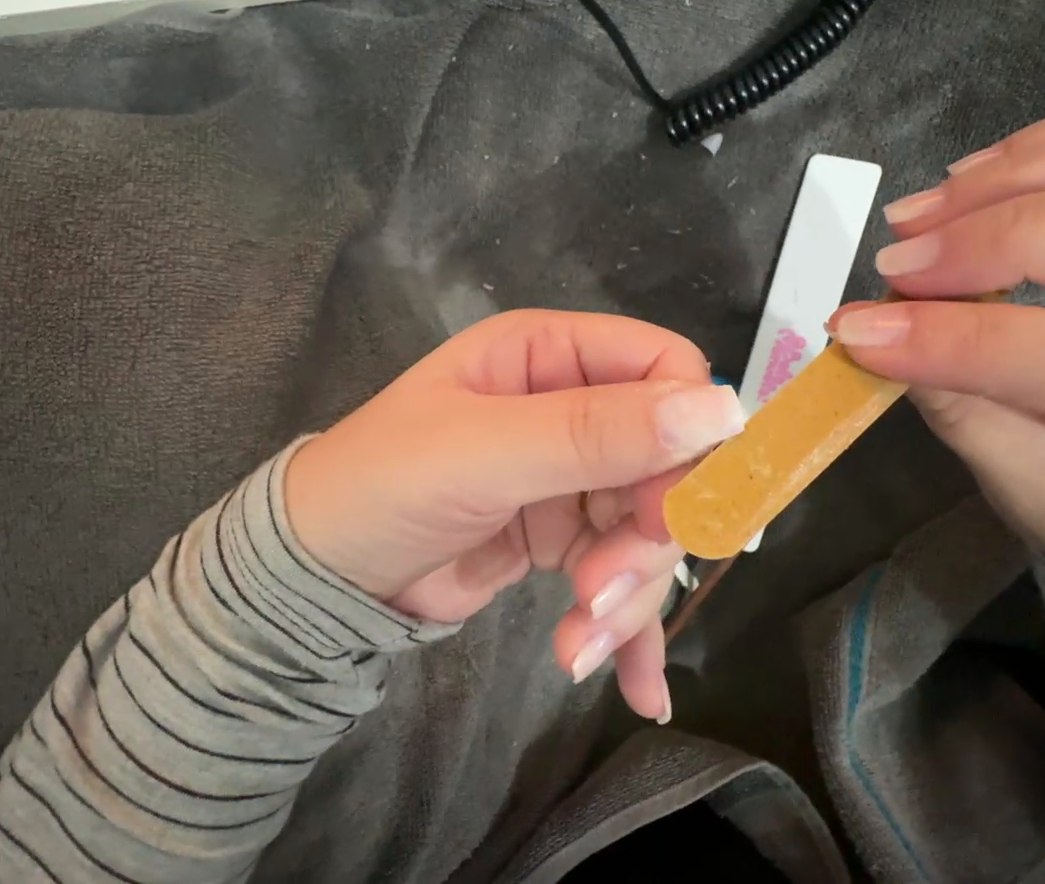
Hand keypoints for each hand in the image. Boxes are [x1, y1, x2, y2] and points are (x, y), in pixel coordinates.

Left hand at [285, 310, 746, 719]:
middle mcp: (569, 405)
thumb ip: (594, 432)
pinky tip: (639, 690)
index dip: (690, 431)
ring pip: (649, 528)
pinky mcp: (563, 538)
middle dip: (648, 535)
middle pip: (667, 459)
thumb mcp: (482, 453)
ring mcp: (569, 476)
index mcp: (549, 354)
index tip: (678, 504)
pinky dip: (631, 629)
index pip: (663, 369)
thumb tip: (723, 410)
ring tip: (579, 642)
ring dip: (630, 593)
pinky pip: (622, 574)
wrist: (321, 575)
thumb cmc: (383, 486)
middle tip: (604, 588)